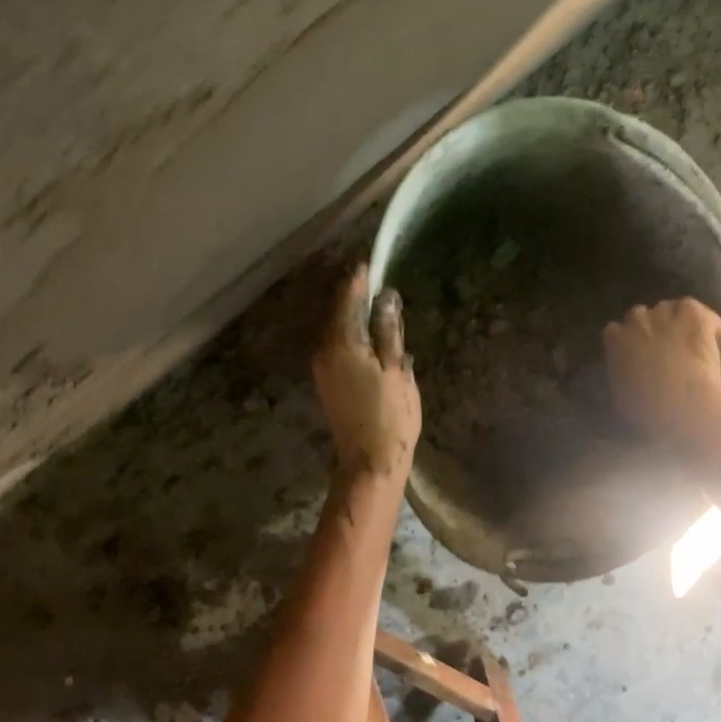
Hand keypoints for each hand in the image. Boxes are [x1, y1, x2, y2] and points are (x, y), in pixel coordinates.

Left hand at [313, 264, 421, 478]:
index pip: (348, 298)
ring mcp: (323, 366)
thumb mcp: (397, 369)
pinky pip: (337, 343)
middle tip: (375, 276)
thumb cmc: (390, 415)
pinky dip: (351, 331)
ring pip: (336, 327)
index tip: (371, 260)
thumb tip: (388, 297)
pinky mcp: (327, 380)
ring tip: (376, 300)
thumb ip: (389, 330)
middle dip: (355, 293)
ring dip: (353, 312)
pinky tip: (369, 331)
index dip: (360, 278)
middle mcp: (325, 349)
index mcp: (342, 343)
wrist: (370, 461)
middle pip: (338, 311)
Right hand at [601, 298, 720, 436]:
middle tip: (666, 348)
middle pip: (642, 314)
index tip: (638, 354)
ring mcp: (665, 313)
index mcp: (614, 339)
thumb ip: (621, 382)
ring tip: (692, 341)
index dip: (629, 341)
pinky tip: (716, 338)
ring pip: (672, 308)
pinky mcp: (692, 313)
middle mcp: (637, 319)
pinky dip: (709, 323)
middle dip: (652, 327)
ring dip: (679, 321)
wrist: (678, 400)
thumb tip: (627, 384)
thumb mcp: (620, 398)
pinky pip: (701, 312)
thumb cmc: (645, 406)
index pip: (615, 331)